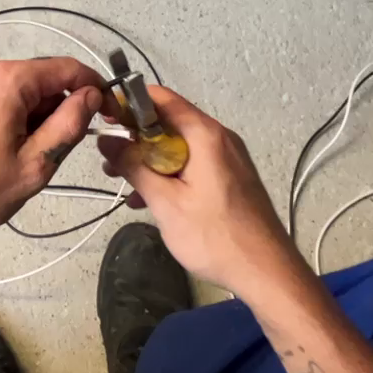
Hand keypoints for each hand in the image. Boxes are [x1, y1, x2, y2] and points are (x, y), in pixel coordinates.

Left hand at [0, 56, 107, 237]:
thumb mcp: (33, 165)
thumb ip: (68, 125)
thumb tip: (91, 95)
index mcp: (8, 79)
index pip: (67, 68)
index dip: (95, 88)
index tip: (111, 115)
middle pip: (43, 78)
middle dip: (62, 107)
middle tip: (60, 151)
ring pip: (22, 88)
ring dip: (37, 115)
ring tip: (26, 156)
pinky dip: (14, 114)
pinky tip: (4, 147)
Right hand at [98, 86, 295, 298]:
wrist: (268, 274)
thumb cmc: (215, 236)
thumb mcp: (166, 202)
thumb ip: (133, 166)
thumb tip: (105, 140)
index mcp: (205, 134)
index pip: (161, 98)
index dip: (129, 103)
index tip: (105, 119)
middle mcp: (218, 137)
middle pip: (168, 121)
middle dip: (135, 137)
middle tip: (110, 158)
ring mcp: (227, 157)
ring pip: (178, 145)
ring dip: (149, 159)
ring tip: (122, 182)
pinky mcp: (229, 177)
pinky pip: (192, 162)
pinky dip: (169, 172)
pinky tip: (149, 199)